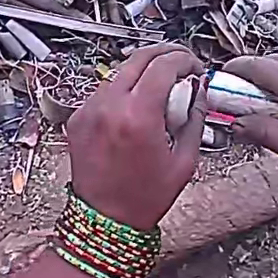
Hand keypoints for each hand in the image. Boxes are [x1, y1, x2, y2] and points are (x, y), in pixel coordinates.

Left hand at [65, 43, 204, 229]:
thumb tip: (200, 90)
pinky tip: (138, 107)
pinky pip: (106, 90)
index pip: (164, 65)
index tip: (194, 68)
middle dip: (166, 55)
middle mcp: (109, 107)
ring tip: (162, 91)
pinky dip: (125, 90)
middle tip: (181, 66)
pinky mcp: (78, 117)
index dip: (185, 60)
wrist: (104, 222)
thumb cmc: (142, 198)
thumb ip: (195, 118)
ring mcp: (89, 110)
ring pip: (121, 71)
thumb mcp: (184, 160)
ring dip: (145, 72)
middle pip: (140, 57)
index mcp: (138, 116)